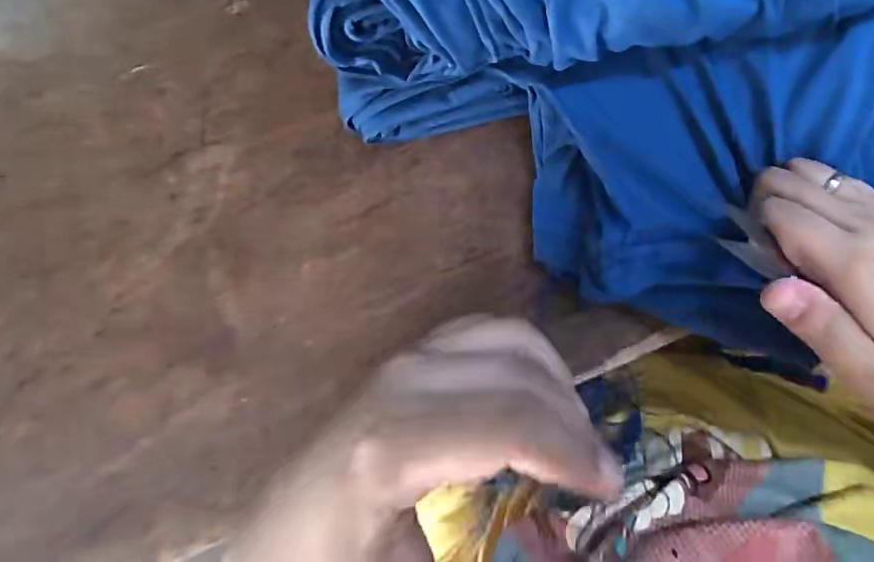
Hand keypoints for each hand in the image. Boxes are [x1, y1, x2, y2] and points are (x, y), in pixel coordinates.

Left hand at [233, 316, 621, 561]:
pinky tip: (536, 397)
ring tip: (575, 433)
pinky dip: (526, 357)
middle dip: (570, 417)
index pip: (506, 423)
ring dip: (554, 379)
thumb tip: (554, 546)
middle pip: (514, 373)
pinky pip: (484, 333)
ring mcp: (402, 360)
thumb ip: (487, 551)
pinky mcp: (407, 358)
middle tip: (601, 469)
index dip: (569, 449)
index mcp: (388, 446)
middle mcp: (399, 383)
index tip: (609, 484)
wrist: (264, 547)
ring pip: (505, 337)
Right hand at [752, 159, 873, 445]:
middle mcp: (869, 223)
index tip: (769, 267)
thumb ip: (821, 329)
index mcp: (857, 262)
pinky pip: (843, 178)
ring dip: (789, 190)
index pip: (780, 210)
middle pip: (791, 179)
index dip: (757, 230)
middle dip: (764, 202)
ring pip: (814, 169)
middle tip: (776, 254)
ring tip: (794, 239)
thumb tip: (769, 286)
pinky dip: (817, 186)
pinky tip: (824, 224)